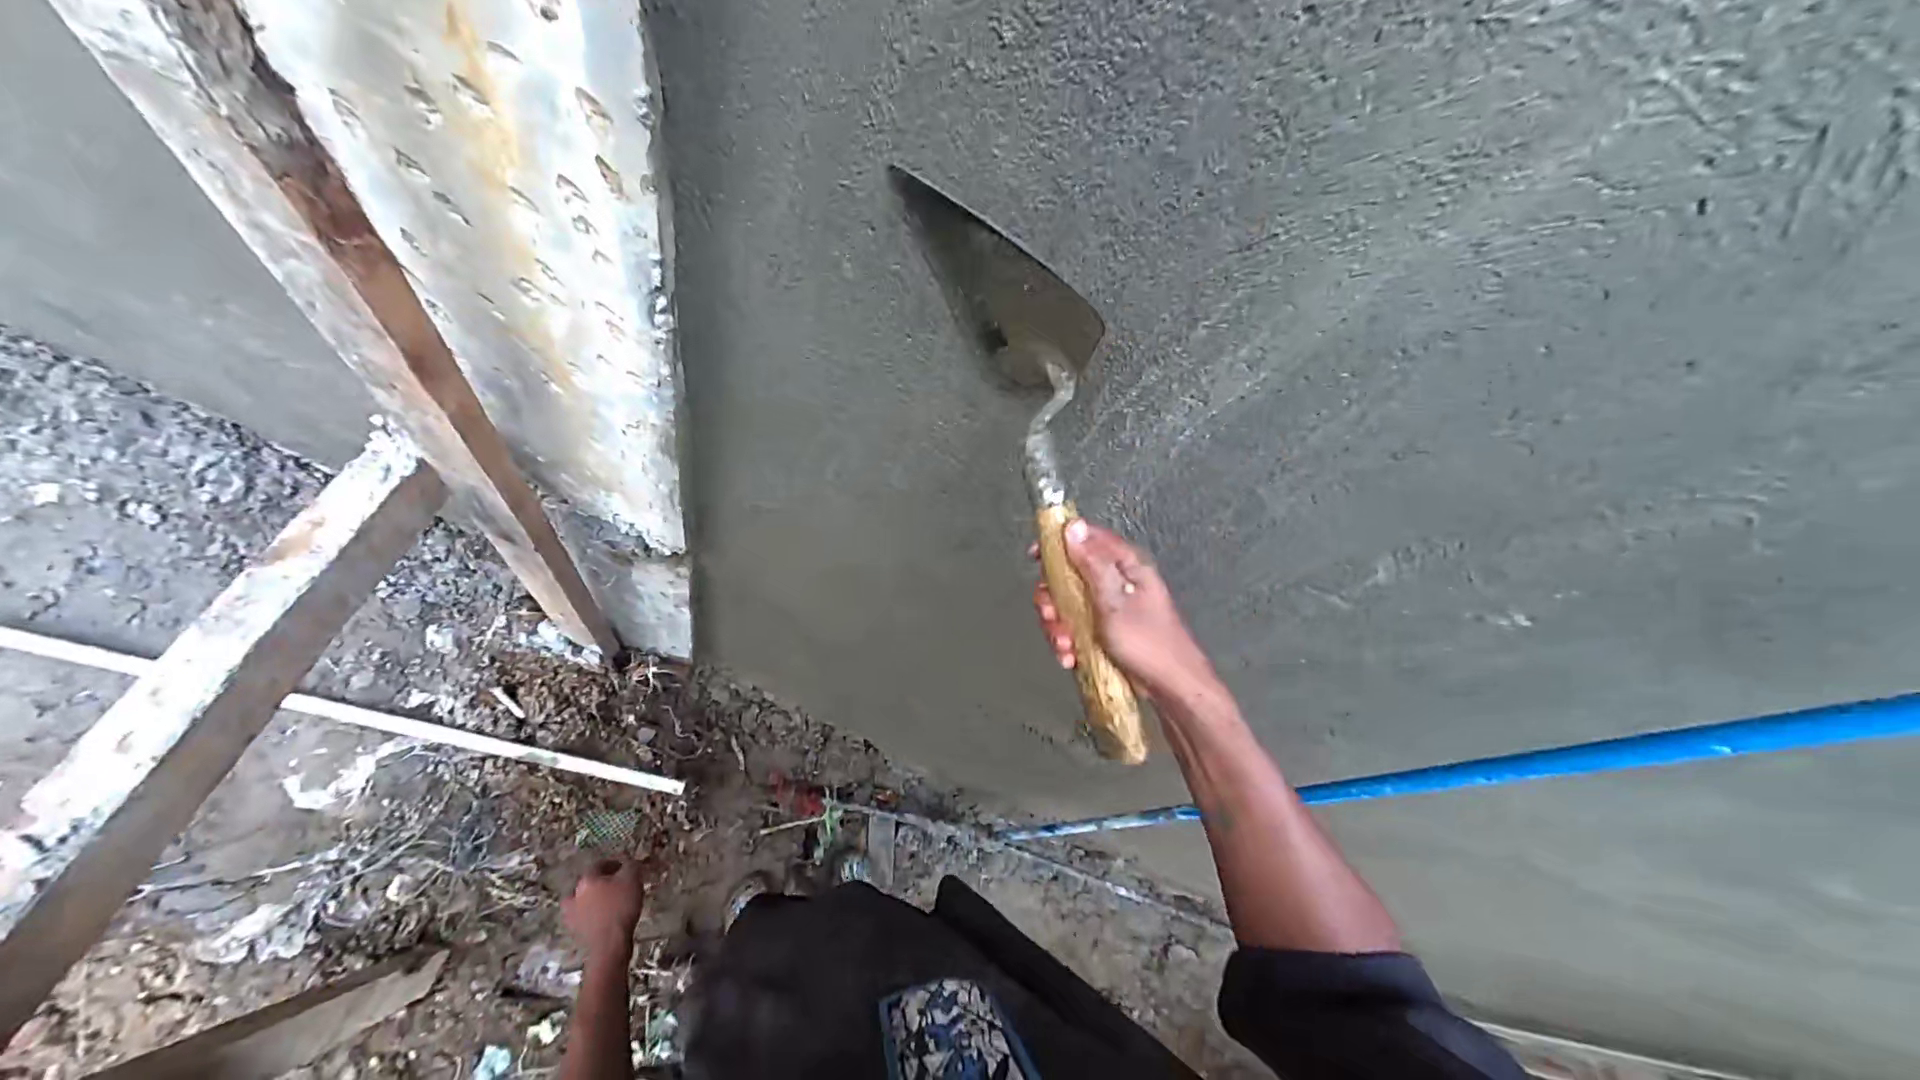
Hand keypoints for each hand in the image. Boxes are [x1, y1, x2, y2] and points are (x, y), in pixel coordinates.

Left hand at [562, 858, 644, 960]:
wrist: (609, 944)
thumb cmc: (621, 907)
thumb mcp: (633, 878)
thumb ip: (630, 865)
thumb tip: (628, 863)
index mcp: (587, 880)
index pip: (599, 865)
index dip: (614, 864)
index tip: (626, 868)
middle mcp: (574, 895)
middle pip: (589, 882)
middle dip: (602, 882)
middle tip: (618, 885)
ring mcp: (572, 914)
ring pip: (583, 900)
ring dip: (594, 898)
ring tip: (609, 901)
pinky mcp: (575, 931)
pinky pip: (583, 916)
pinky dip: (592, 914)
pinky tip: (604, 916)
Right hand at [1032, 519, 1216, 699]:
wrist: (1170, 687)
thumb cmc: (1148, 643)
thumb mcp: (1114, 601)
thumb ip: (1092, 564)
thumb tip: (1073, 528)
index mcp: (1125, 565)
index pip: (1086, 538)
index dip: (1058, 543)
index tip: (1034, 557)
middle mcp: (1117, 580)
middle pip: (1069, 573)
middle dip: (1052, 597)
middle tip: (1051, 615)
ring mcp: (1110, 606)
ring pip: (1068, 603)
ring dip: (1058, 625)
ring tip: (1064, 644)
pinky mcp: (1105, 629)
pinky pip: (1076, 627)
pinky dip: (1068, 641)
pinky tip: (1070, 657)